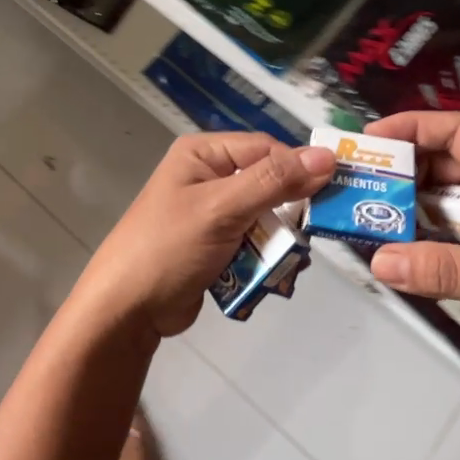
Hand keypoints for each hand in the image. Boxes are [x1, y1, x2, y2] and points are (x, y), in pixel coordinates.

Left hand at [73, 133, 335, 339]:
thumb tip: (327, 155)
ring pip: (269, 220)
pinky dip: (266, 263)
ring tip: (283, 267)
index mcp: (204, 154)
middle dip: (289, 216)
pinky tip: (269, 281)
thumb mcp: (222, 208)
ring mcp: (214, 215)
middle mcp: (210, 177)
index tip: (332, 195)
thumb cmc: (169, 247)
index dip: (300, 169)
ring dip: (279, 245)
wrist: (127, 310)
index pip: (267, 149)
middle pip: (271, 186)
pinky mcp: (218, 248)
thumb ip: (274, 181)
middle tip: (304, 240)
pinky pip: (256, 246)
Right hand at [364, 112, 459, 400]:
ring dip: (401, 205)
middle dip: (398, 169)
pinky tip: (385, 245)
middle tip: (353, 179)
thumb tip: (381, 260)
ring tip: (358, 209)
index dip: (414, 128)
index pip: (459, 133)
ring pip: (436, 201)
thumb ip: (449, 269)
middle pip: (440, 164)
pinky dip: (413, 239)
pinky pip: (440, 237)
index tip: (370, 139)